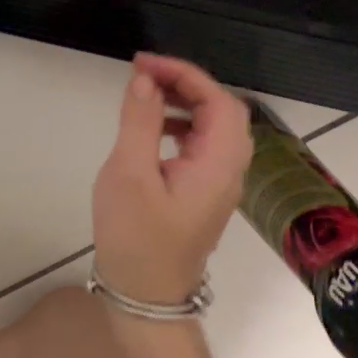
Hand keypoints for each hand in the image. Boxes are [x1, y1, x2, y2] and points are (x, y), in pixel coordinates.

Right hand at [92, 53, 252, 305]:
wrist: (145, 294)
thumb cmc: (136, 234)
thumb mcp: (128, 172)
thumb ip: (139, 121)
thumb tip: (145, 79)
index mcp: (217, 166)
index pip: (220, 103)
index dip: (185, 74)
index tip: (143, 63)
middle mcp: (228, 172)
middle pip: (224, 112)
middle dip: (187, 82)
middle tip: (143, 71)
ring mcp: (218, 184)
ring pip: (215, 127)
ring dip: (185, 100)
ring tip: (144, 90)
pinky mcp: (202, 192)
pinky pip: (203, 144)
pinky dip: (181, 122)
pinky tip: (151, 126)